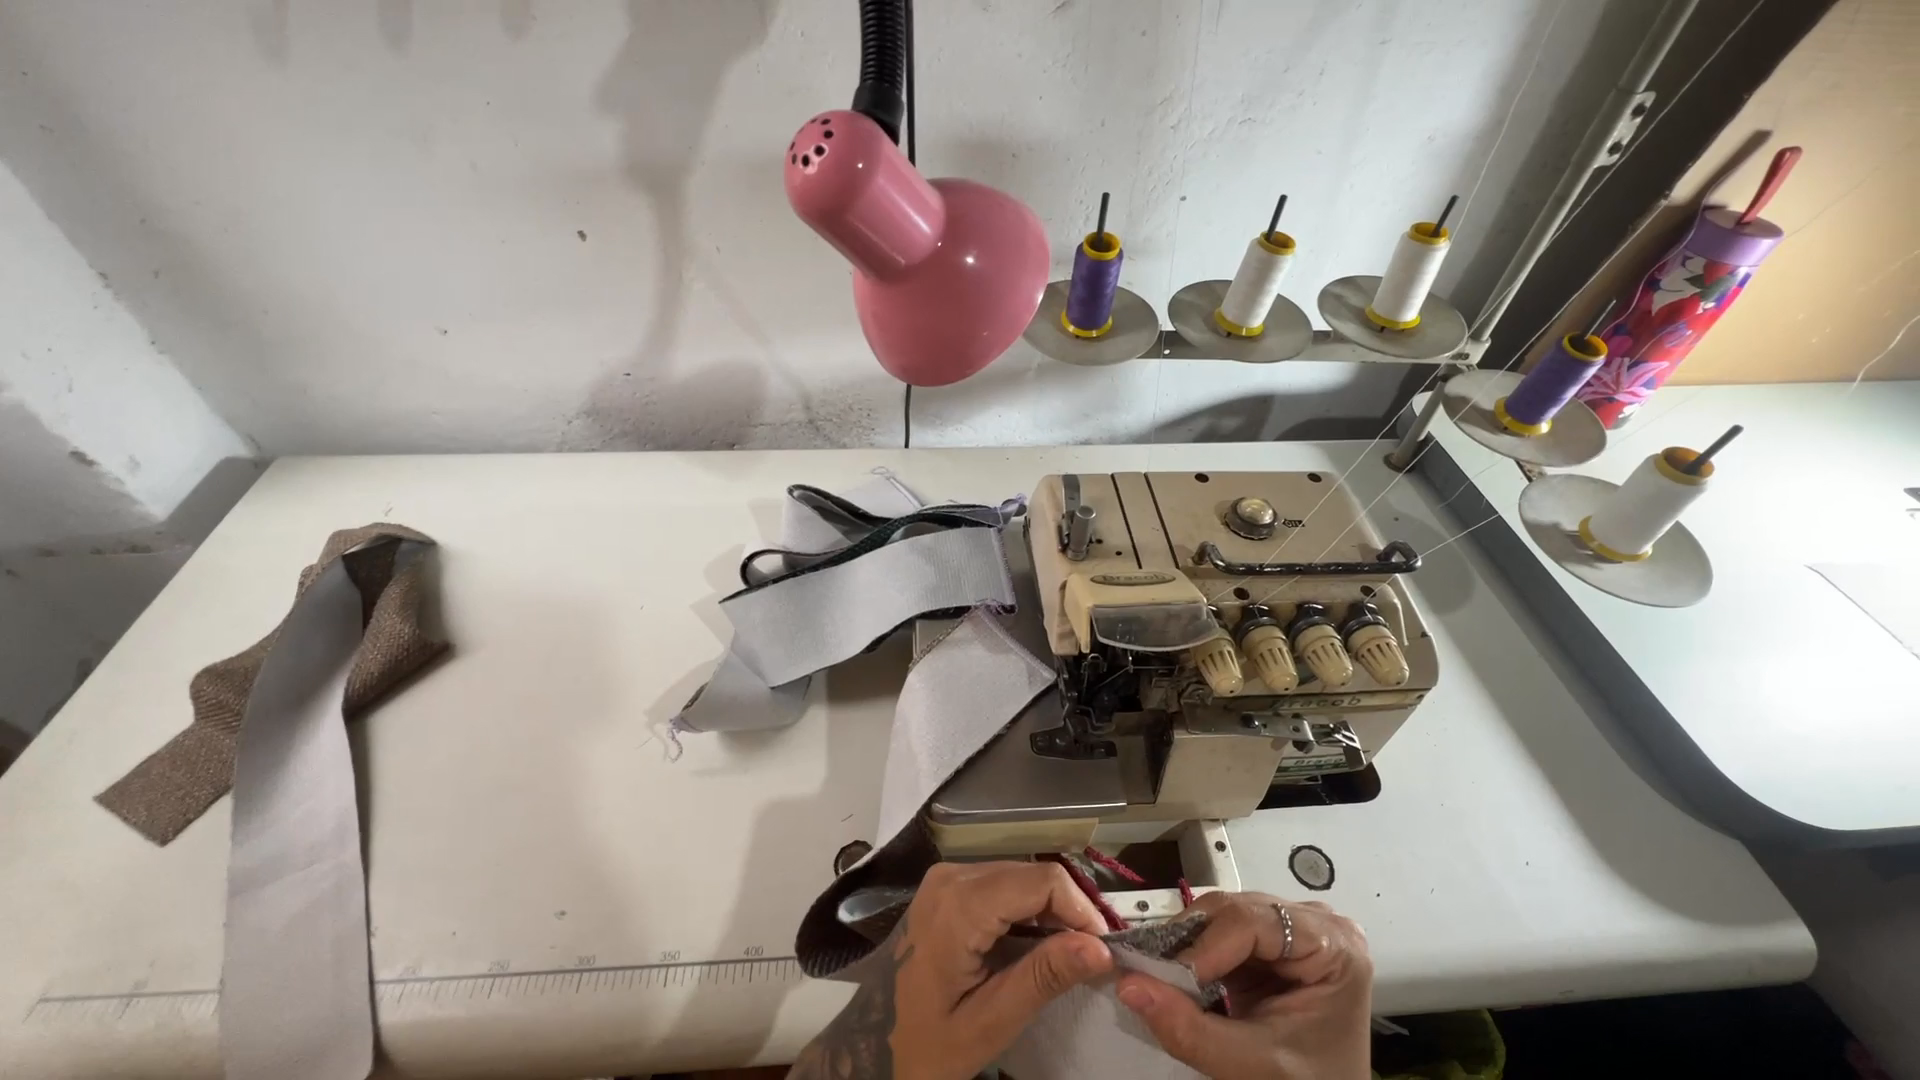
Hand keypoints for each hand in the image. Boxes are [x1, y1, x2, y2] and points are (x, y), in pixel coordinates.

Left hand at [790, 861, 1115, 1079]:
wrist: (870, 1047)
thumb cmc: (926, 1043)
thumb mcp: (990, 1022)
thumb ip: (1043, 977)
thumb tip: (1100, 948)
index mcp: (959, 906)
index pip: (1041, 881)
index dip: (1081, 909)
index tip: (1104, 950)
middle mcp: (951, 877)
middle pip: (1032, 874)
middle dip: (1069, 910)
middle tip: (1094, 956)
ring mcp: (944, 878)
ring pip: (1019, 875)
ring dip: (1051, 909)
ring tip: (1072, 954)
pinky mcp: (944, 887)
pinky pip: (999, 883)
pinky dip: (1027, 908)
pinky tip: (1039, 943)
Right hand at [1116, 892, 1371, 1079]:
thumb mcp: (1252, 1064)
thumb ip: (1190, 1029)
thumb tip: (1127, 984)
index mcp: (1336, 945)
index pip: (1254, 921)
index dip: (1204, 946)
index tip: (1163, 978)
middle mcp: (1317, 921)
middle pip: (1235, 910)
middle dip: (1191, 942)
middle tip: (1154, 976)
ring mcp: (1294, 927)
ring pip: (1222, 915)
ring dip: (1188, 945)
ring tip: (1165, 978)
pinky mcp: (1270, 941)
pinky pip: (1220, 930)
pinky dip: (1196, 952)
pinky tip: (1182, 976)